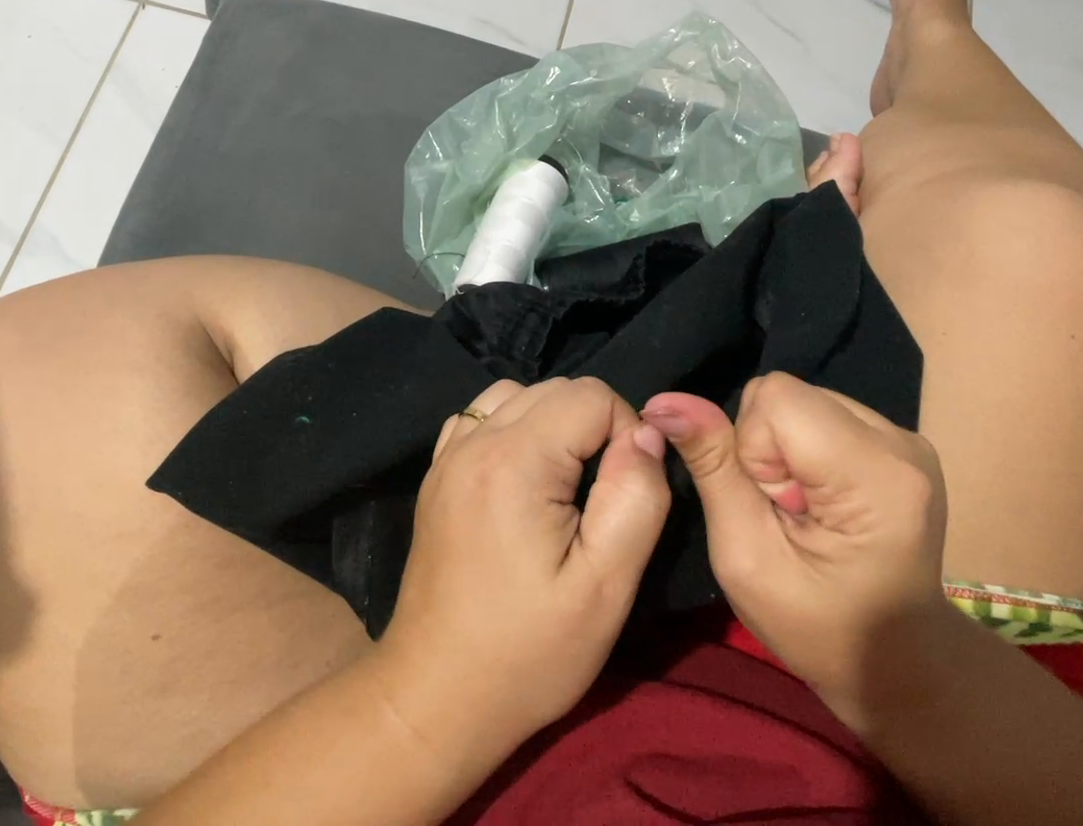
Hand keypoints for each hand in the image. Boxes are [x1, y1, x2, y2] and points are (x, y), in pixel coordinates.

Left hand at [374, 377, 671, 759]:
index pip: (591, 395)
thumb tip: (647, 433)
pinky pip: (479, 420)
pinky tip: (522, 481)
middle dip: (593, 426)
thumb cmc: (529, 651)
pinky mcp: (435, 478)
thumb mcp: (605, 585)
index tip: (625, 492)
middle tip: (601, 496)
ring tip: (565, 486)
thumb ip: (636, 496)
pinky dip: (511, 431)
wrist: (438, 694)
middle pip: (554, 389)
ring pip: (515, 396)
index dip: (626, 433)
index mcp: (514, 461)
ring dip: (553, 424)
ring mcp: (446, 458)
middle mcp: (472, 443)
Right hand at [642, 373, 949, 722]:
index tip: (769, 505)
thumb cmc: (816, 626)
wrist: (896, 661)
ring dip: (783, 449)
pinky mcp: (901, 443)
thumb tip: (665, 401)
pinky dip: (805, 450)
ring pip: (802, 400)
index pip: (775, 397)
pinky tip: (821, 501)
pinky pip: (821, 414)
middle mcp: (899, 440)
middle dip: (764, 447)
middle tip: (784, 513)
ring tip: (803, 512)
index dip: (750, 446)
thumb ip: (711, 467)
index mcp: (874, 473)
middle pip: (788, 394)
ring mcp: (906, 438)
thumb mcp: (744, 554)